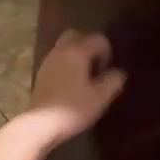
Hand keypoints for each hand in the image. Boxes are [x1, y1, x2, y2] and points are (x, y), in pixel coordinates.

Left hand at [17, 30, 127, 147]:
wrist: (40, 124)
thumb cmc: (73, 109)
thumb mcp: (100, 97)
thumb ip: (113, 81)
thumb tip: (118, 73)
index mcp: (77, 52)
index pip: (98, 39)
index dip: (108, 52)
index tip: (108, 70)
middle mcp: (61, 51)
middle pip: (76, 35)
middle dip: (89, 46)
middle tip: (96, 65)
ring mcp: (48, 61)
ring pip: (64, 47)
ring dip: (77, 55)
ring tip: (85, 76)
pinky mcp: (41, 73)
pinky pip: (57, 59)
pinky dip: (67, 63)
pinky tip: (72, 83)